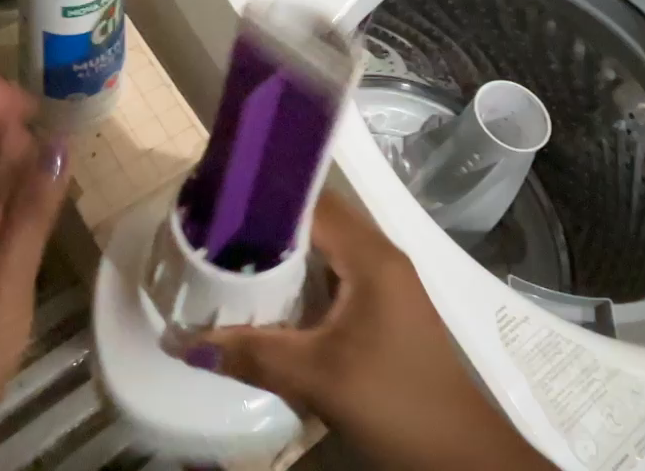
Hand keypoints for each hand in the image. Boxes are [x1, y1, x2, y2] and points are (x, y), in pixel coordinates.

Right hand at [199, 191, 552, 470]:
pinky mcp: (381, 306)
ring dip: (282, 253)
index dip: (265, 200)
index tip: (217, 207)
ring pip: (324, 248)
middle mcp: (379, 255)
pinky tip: (267, 296)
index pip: (311, 203)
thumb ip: (252, 353)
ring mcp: (383, 281)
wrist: (460, 454)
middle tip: (214, 235)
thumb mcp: (318, 378)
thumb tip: (184, 342)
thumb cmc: (394, 401)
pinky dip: (300, 277)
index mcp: (371, 256)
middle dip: (266, 226)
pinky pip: (333, 273)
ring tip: (229, 259)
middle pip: (316, 220)